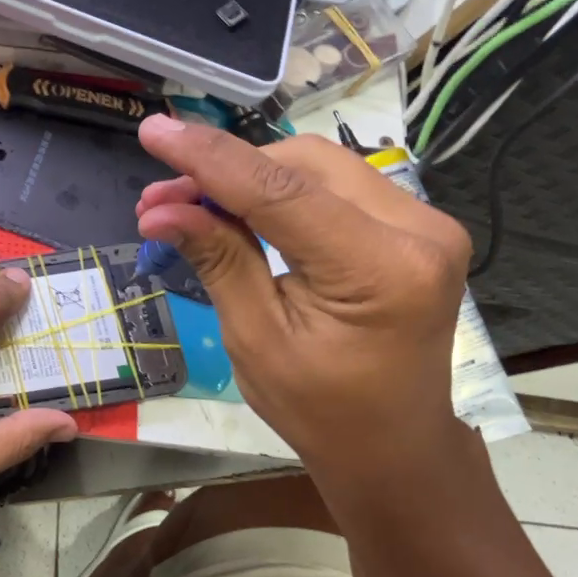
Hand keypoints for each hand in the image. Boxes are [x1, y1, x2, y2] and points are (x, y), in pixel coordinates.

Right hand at [135, 118, 472, 466]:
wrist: (392, 445)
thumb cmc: (319, 409)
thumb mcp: (255, 339)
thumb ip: (219, 261)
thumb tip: (163, 211)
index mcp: (380, 269)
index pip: (281, 191)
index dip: (210, 159)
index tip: (154, 131)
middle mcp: (417, 231)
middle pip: (303, 164)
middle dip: (224, 171)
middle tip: (158, 201)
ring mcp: (423, 224)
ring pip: (317, 167)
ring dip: (246, 179)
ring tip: (184, 206)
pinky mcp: (412, 228)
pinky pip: (333, 188)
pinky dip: (276, 193)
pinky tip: (233, 211)